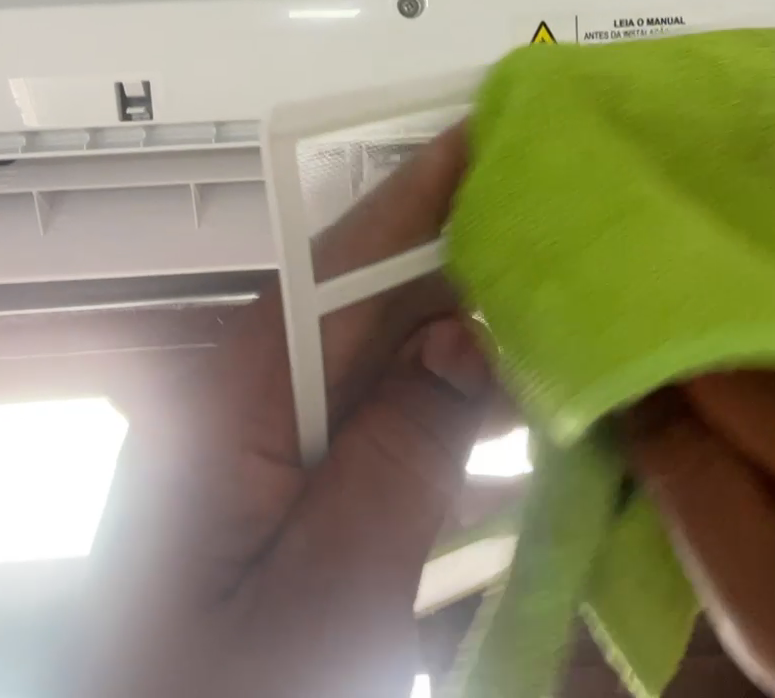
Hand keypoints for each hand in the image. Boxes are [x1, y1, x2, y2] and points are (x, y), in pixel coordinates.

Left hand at [83, 128, 494, 697]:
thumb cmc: (225, 696)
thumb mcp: (322, 598)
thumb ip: (394, 463)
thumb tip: (460, 341)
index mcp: (230, 404)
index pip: (333, 269)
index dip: (410, 198)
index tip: (478, 134)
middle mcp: (242, 402)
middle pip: (360, 306)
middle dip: (453, 263)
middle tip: (548, 227)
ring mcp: (262, 449)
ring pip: (376, 365)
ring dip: (459, 342)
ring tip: (549, 316)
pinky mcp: (283, 491)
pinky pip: (374, 428)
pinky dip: (440, 418)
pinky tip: (505, 424)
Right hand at [624, 302, 774, 697]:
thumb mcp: (768, 621)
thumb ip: (692, 491)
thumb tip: (629, 379)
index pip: (726, 358)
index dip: (650, 340)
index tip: (585, 338)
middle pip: (763, 308)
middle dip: (683, 318)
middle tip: (614, 345)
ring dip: (727, 320)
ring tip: (674, 356)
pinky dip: (771, 326)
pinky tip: (745, 364)